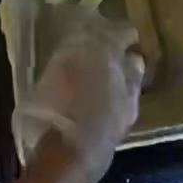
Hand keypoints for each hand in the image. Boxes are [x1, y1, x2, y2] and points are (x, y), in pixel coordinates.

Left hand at [15, 4, 145, 182]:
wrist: (62, 151)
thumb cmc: (102, 130)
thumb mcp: (127, 107)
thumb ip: (132, 79)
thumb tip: (135, 58)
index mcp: (105, 53)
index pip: (122, 32)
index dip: (130, 36)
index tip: (134, 42)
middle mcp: (81, 48)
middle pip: (98, 31)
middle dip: (109, 38)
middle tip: (118, 49)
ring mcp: (62, 57)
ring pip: (81, 42)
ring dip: (91, 47)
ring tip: (101, 61)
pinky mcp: (48, 70)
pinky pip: (67, 55)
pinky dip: (77, 59)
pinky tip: (84, 71)